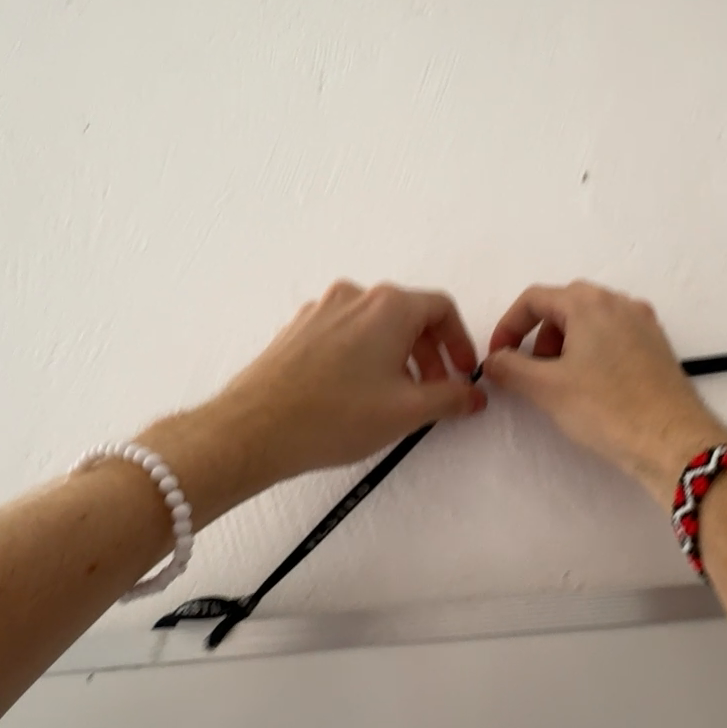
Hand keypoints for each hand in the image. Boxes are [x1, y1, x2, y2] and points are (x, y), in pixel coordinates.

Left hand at [143, 281, 484, 492]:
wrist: (254, 430)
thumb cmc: (334, 416)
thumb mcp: (408, 411)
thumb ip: (451, 398)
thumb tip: (473, 395)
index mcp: (388, 307)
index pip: (441, 309)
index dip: (460, 341)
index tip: (462, 371)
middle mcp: (355, 297)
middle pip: (408, 315)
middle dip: (429, 352)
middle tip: (435, 390)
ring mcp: (321, 310)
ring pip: (374, 324)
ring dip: (396, 355)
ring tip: (396, 395)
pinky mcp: (297, 329)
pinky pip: (344, 333)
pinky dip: (363, 355)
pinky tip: (357, 392)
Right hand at [483, 281, 726, 504]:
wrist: (673, 440)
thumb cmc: (606, 408)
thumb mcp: (546, 388)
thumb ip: (510, 367)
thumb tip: (493, 360)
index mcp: (589, 303)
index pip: (535, 299)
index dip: (508, 325)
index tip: (499, 356)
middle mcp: (619, 303)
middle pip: (564, 306)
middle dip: (539, 336)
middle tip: (532, 372)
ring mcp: (643, 323)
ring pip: (591, 322)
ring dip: (566, 345)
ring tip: (562, 383)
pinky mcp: (658, 346)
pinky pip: (614, 337)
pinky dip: (592, 352)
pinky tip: (593, 387)